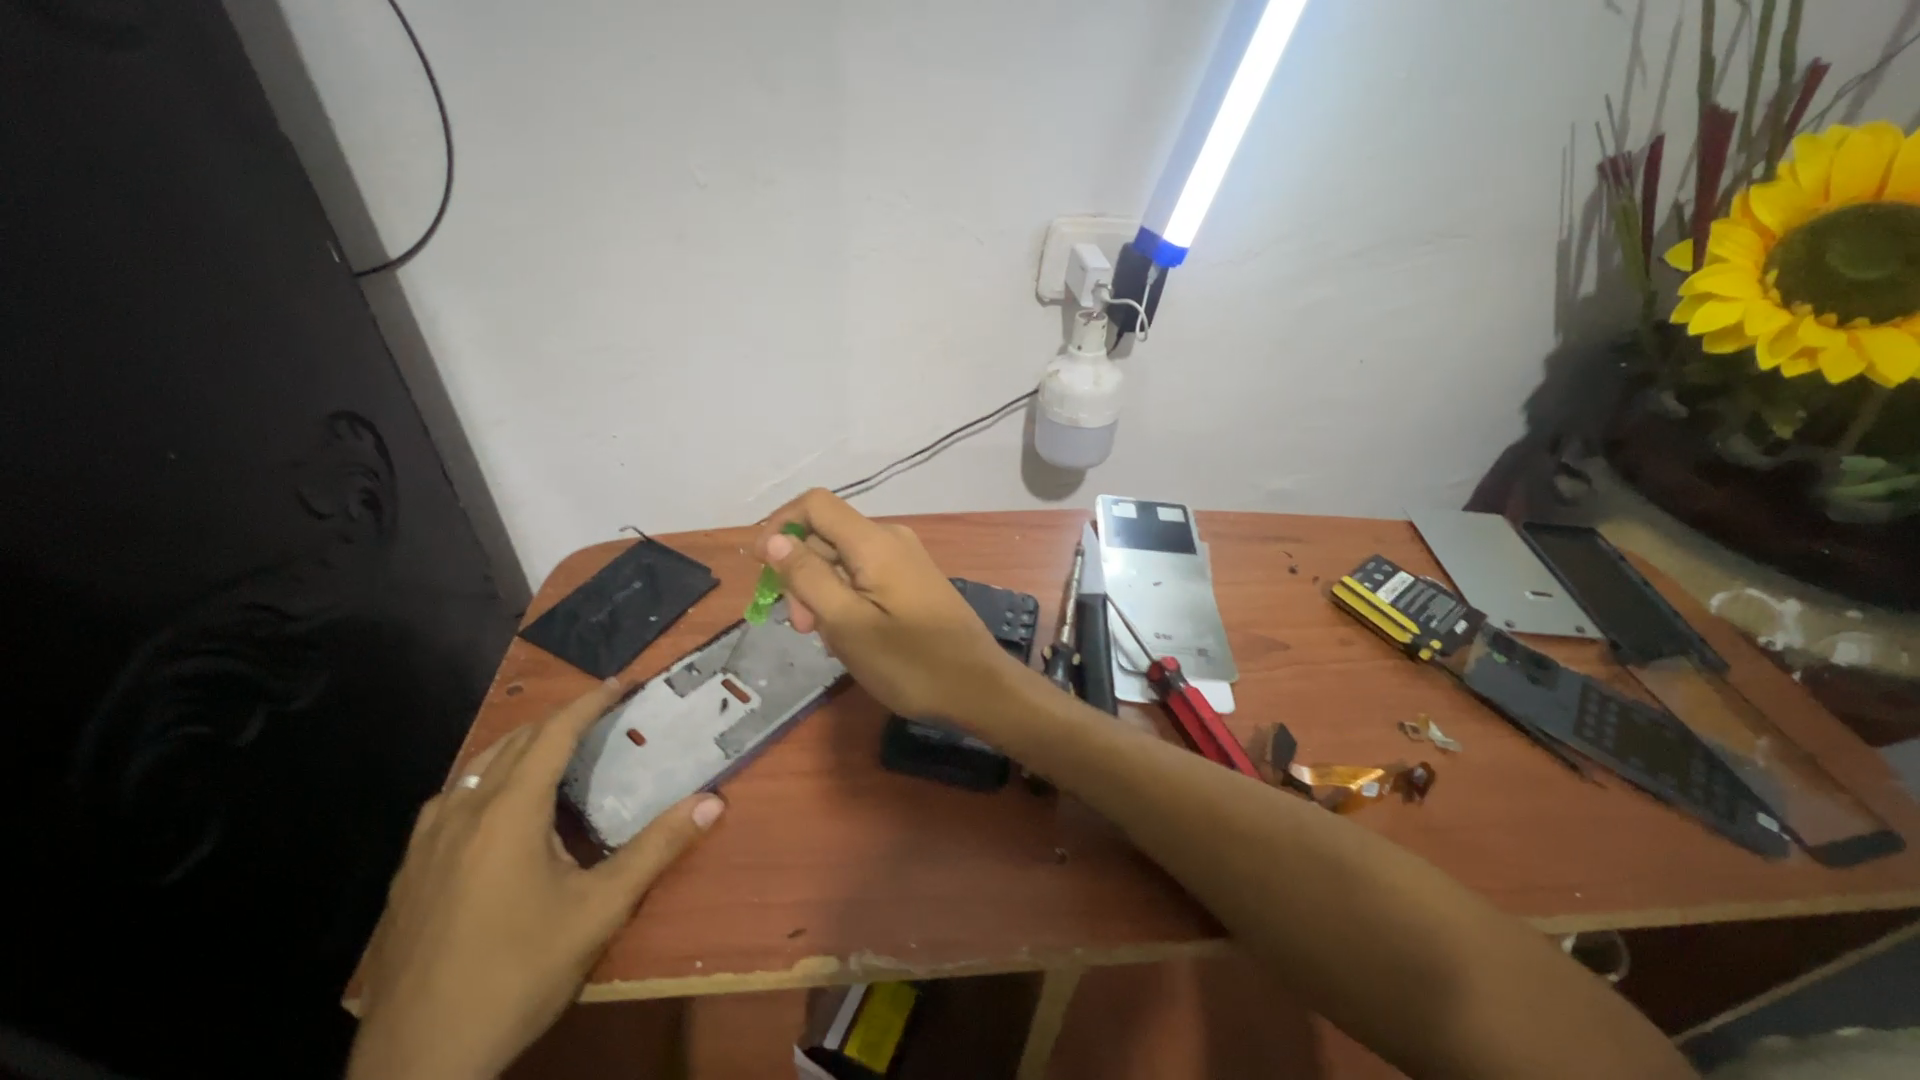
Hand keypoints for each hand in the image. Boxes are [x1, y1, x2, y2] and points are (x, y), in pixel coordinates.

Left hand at [348, 680, 724, 1079]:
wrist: (422, 1053)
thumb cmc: (519, 972)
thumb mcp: (599, 911)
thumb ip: (655, 850)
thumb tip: (712, 801)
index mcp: (508, 811)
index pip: (553, 734)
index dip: (590, 703)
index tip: (623, 683)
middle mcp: (462, 811)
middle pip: (513, 743)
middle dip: (559, 721)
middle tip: (602, 719)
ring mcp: (426, 841)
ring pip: (476, 769)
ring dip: (520, 749)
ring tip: (555, 755)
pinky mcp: (409, 870)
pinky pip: (452, 800)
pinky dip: (487, 782)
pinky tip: (498, 814)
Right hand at [755, 489, 1025, 725]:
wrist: (979, 689)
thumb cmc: (910, 662)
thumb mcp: (846, 624)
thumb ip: (807, 577)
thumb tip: (775, 539)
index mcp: (874, 542)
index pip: (814, 505)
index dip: (780, 528)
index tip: (761, 570)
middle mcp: (891, 540)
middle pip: (827, 535)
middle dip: (801, 573)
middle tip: (799, 627)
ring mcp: (906, 562)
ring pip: (843, 561)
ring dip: (822, 593)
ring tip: (826, 639)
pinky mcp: (914, 584)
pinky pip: (865, 578)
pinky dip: (845, 601)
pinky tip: (849, 638)